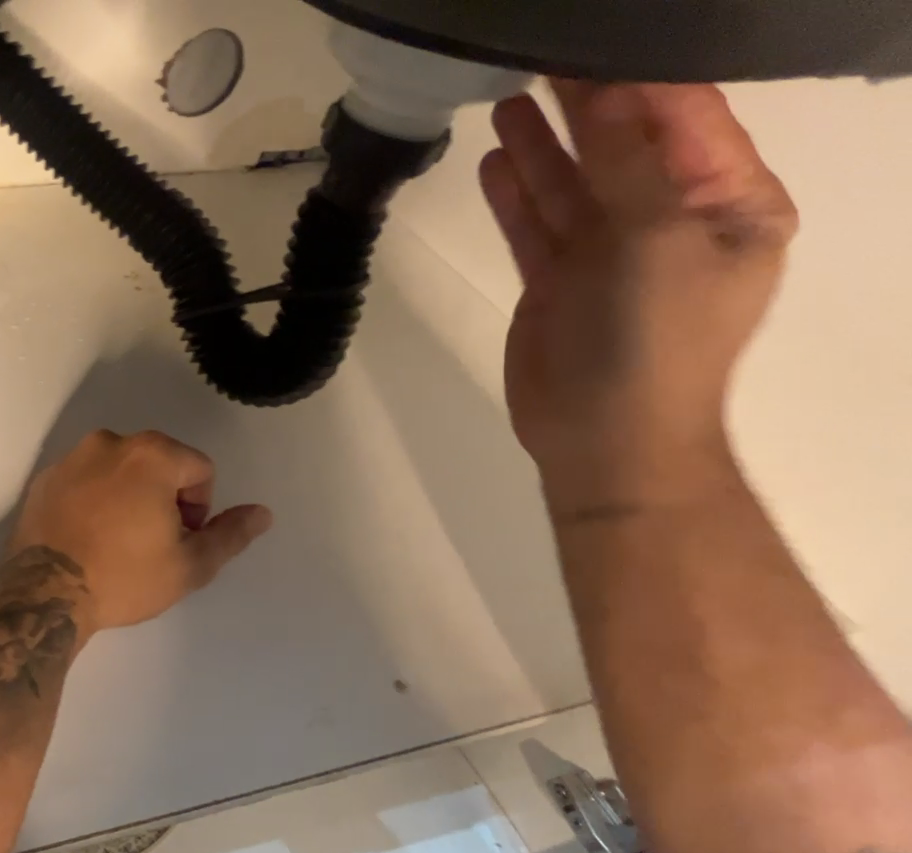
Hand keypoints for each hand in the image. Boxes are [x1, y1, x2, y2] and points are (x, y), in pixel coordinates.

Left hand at [8, 430, 271, 631]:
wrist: (45, 592)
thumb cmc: (123, 577)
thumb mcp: (189, 565)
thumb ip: (229, 535)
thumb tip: (262, 513)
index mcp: (150, 454)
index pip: (198, 469)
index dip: (199, 507)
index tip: (178, 540)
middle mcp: (107, 443)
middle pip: (156, 464)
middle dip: (163, 498)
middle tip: (150, 544)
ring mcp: (69, 460)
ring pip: (116, 471)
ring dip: (126, 497)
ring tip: (116, 542)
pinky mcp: (42, 481)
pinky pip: (82, 482)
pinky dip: (91, 501)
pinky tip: (86, 538)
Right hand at [480, 81, 797, 517]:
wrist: (603, 436)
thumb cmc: (653, 337)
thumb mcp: (655, 238)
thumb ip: (627, 161)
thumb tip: (605, 89)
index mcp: (730, 204)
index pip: (688, 121)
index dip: (641, 81)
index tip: (593, 42)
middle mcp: (670, 222)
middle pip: (622, 149)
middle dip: (584, 107)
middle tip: (537, 60)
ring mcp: (608, 256)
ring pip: (572, 186)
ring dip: (542, 146)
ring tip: (503, 102)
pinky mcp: (557, 284)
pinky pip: (536, 227)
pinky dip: (516, 196)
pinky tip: (496, 162)